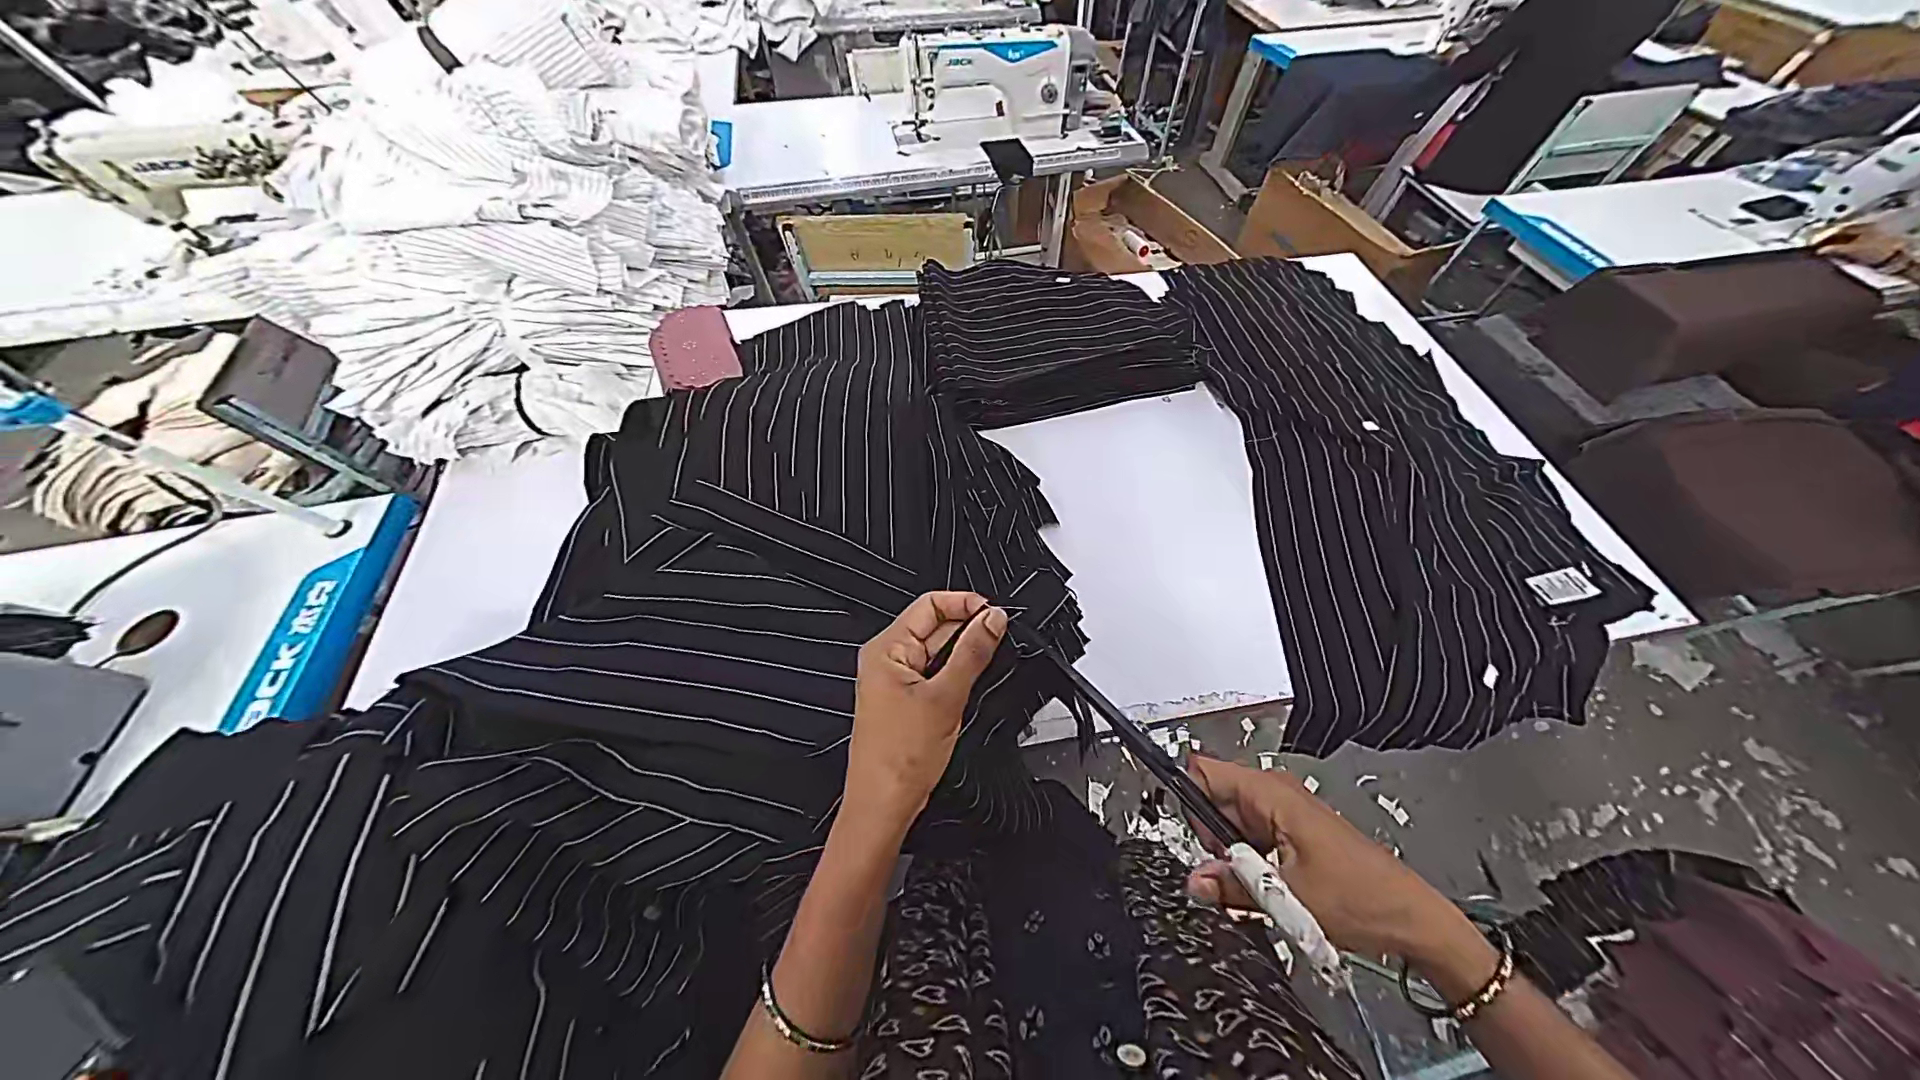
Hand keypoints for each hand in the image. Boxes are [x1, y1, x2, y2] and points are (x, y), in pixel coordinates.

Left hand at [845, 592, 1007, 832]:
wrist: (884, 804)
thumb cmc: (897, 759)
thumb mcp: (945, 697)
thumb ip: (972, 652)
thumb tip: (992, 620)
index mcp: (886, 648)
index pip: (930, 604)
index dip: (965, 603)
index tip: (993, 613)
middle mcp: (886, 658)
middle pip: (935, 624)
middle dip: (969, 627)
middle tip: (999, 636)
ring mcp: (895, 679)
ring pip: (937, 649)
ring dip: (964, 651)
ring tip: (987, 662)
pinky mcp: (905, 698)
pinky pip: (934, 671)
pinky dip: (955, 672)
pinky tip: (969, 684)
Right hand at [1182, 756, 1491, 985]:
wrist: (1413, 919)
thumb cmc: (1364, 899)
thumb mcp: (1287, 899)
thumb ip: (1230, 886)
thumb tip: (1194, 879)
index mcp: (1269, 792)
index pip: (1202, 771)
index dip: (1188, 800)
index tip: (1195, 838)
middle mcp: (1273, 792)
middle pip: (1212, 801)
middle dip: (1213, 840)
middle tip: (1234, 874)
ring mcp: (1281, 810)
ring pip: (1229, 823)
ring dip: (1233, 856)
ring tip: (1260, 888)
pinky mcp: (1288, 829)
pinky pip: (1248, 836)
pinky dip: (1249, 863)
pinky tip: (1270, 888)